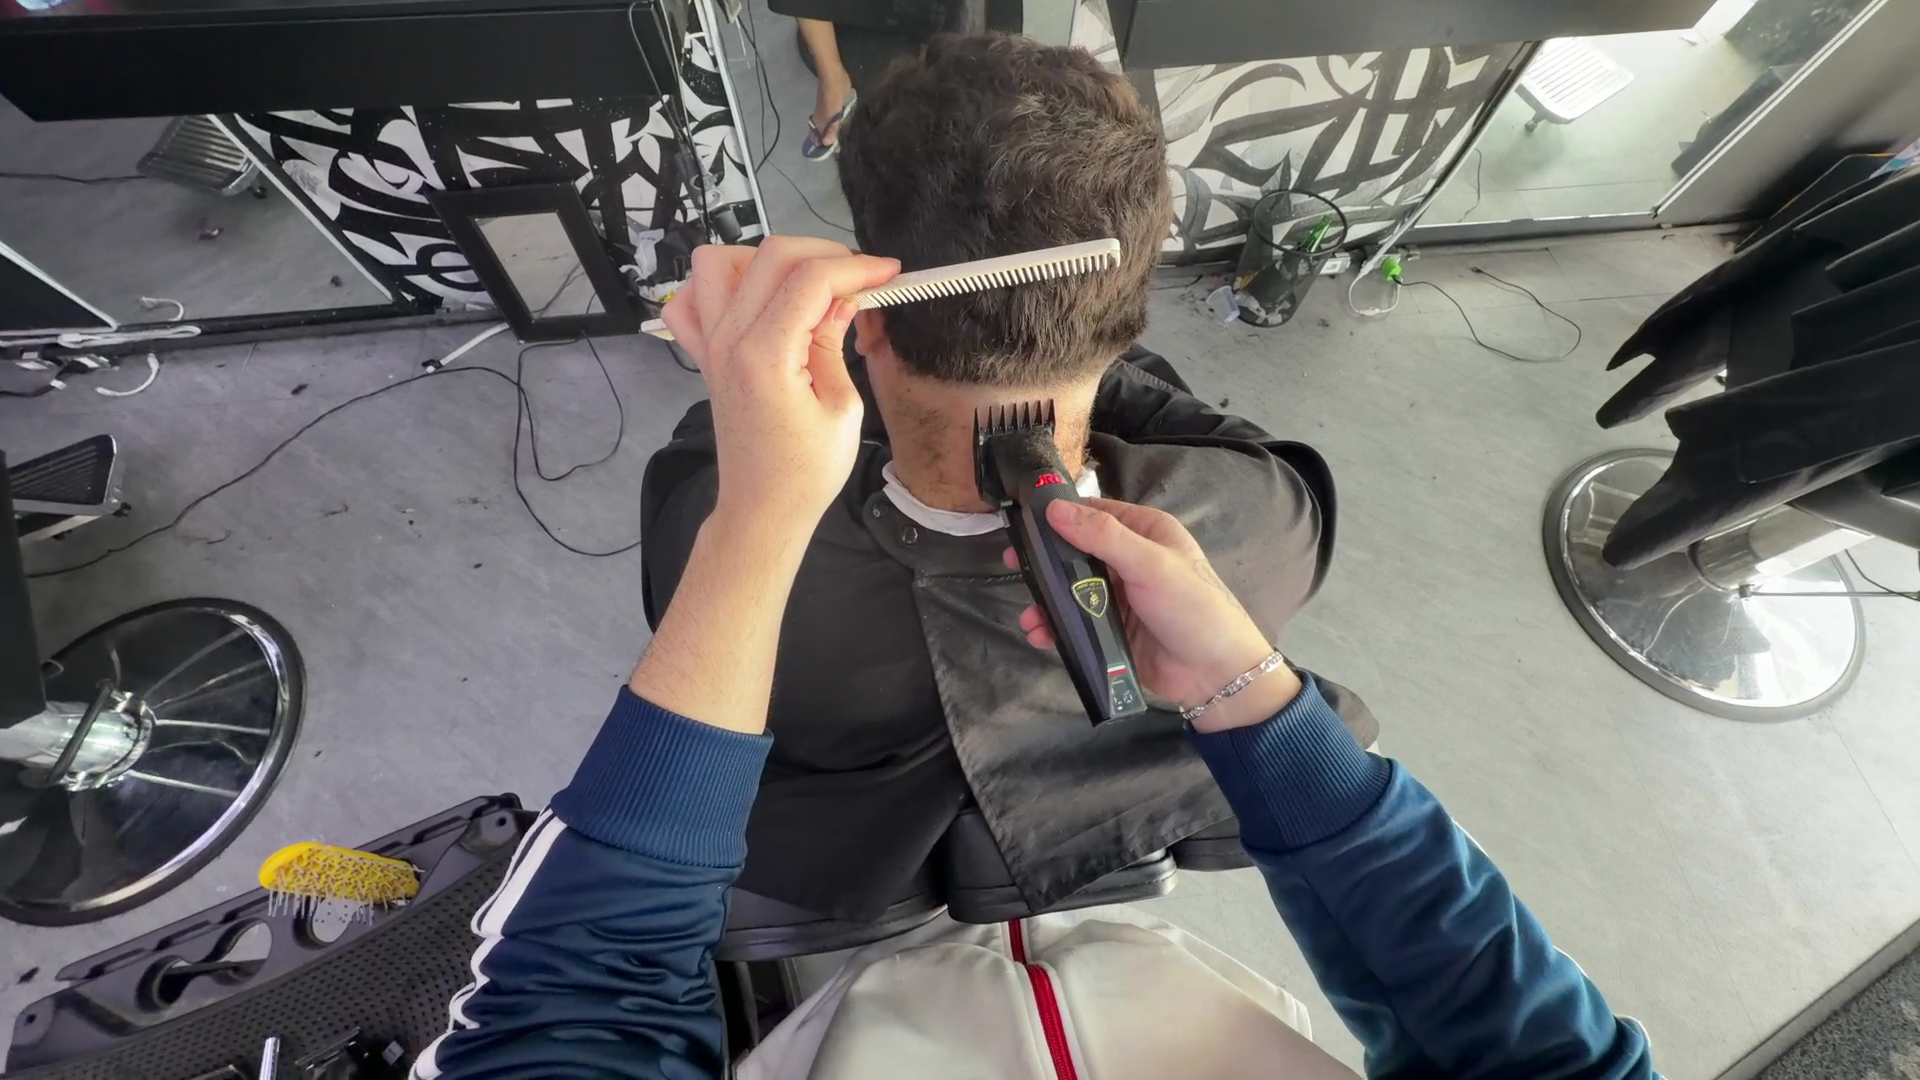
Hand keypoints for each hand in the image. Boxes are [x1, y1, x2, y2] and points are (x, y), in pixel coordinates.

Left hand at [661, 237, 898, 536]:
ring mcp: (709, 345)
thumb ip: (833, 342)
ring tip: (803, 285)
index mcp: (766, 354)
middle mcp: (729, 339)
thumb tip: (841, 299)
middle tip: (859, 278)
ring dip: (766, 260)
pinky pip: (690, 302)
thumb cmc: (808, 472)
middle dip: (823, 255)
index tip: (890, 273)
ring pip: (719, 262)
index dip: (857, 268)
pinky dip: (716, 289)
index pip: (811, 279)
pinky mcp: (704, 356)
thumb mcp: (842, 408)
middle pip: (770, 256)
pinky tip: (751, 302)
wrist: (764, 508)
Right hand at [1009, 498, 1301, 731]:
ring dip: (1046, 601)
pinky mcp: (1111, 629)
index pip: (1094, 513)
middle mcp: (1129, 560)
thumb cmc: (1192, 607)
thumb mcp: (1149, 564)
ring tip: (1029, 617)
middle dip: (1044, 563)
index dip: (1060, 515)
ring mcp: (1119, 597)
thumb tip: (1053, 508)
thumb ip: (1102, 536)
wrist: (1217, 675)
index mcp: (1145, 532)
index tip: (1024, 522)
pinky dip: (1056, 628)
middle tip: (1013, 565)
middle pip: (1076, 552)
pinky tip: (1041, 635)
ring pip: (1071, 590)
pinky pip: (1075, 621)